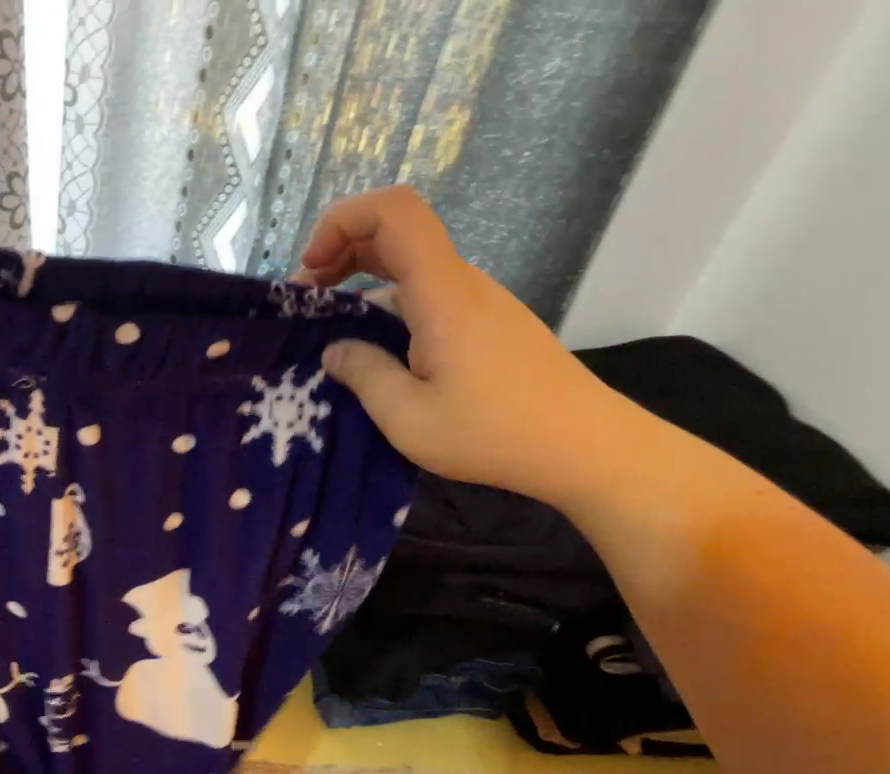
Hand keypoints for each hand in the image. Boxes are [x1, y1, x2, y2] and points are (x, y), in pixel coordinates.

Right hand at [296, 186, 648, 505]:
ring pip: (411, 264)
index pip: (394, 212)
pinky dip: (388, 302)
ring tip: (330, 327)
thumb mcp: (409, 419)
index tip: (310, 270)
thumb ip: (364, 376)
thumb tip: (335, 351)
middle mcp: (462, 283)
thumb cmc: (494, 433)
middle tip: (306, 299)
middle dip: (341, 250)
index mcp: (442, 294)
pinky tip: (374, 347)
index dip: (342, 220)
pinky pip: (428, 292)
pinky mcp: (487, 322)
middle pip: (397, 230)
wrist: (583, 445)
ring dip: (362, 281)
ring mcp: (478, 300)